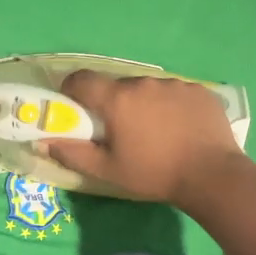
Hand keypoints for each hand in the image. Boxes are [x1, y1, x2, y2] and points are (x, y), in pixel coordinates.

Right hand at [39, 71, 254, 205]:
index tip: (71, 106)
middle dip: (111, 103)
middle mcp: (144, 83)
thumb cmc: (153, 174)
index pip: (82, 79)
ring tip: (153, 133)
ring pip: (147, 89)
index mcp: (117, 99)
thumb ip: (73, 153)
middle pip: (116, 85)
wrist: (212, 175)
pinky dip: (169, 107)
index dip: (71, 90)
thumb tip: (43, 142)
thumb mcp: (107, 170)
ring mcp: (175, 84)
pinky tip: (178, 130)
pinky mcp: (199, 91)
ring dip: (142, 105)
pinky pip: (175, 93)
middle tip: (117, 131)